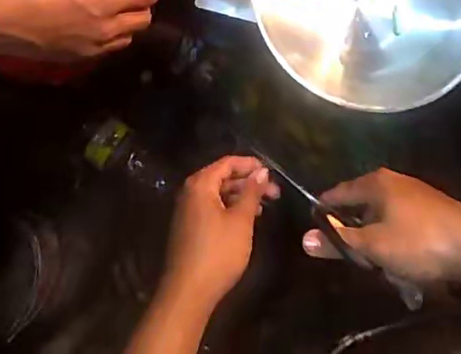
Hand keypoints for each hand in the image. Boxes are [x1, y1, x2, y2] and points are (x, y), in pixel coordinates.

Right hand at [0, 0, 158, 59]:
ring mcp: (90, 47)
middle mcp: (105, 28)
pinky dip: (110, 39)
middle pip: (143, 21)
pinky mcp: (74, 59)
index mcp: (107, 1)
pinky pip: (105, 50)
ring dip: (128, 24)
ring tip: (117, 10)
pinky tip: (98, 27)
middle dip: (144, 6)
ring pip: (126, 39)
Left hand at [162, 156, 278, 306]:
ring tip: (264, 206)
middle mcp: (190, 193)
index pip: (228, 162)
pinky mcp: (189, 229)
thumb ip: (252, 192)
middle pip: (223, 177)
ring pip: (218, 194)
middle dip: (248, 183)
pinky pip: (212, 209)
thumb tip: (262, 171)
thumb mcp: (241, 220)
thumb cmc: (217, 253)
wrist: (187, 297)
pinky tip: (246, 220)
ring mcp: (188, 213)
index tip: (271, 173)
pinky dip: (230, 209)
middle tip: (273, 192)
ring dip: (241, 197)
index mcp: (200, 185)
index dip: (250, 165)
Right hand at [302, 169, 460, 285]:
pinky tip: (399, 259)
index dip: (325, 208)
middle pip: (362, 202)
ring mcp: (414, 192)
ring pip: (382, 214)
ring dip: (376, 237)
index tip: (313, 224)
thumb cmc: (417, 241)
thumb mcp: (373, 247)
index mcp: (376, 182)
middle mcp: (394, 179)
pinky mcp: (429, 207)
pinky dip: (393, 237)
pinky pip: (400, 221)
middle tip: (346, 252)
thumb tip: (305, 237)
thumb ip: (340, 241)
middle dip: (353, 228)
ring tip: (374, 262)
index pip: (341, 191)